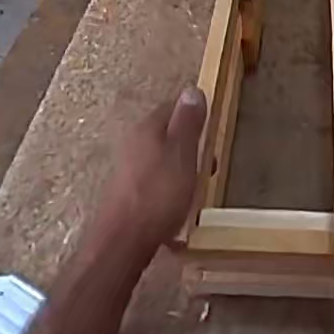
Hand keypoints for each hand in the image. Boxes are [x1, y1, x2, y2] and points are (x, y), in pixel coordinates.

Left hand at [91, 87, 207, 260]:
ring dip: (180, 170)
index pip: (173, 106)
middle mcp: (132, 143)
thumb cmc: (159, 194)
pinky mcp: (124, 194)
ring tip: (195, 190)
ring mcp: (126, 170)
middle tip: (207, 166)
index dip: (195, 117)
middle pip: (167, 134)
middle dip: (189, 147)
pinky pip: (153, 182)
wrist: (122, 244)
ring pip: (161, 159)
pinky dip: (167, 189)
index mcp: (147, 128)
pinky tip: (175, 208)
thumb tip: (192, 89)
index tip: (211, 134)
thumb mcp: (183, 153)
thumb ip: (188, 122)